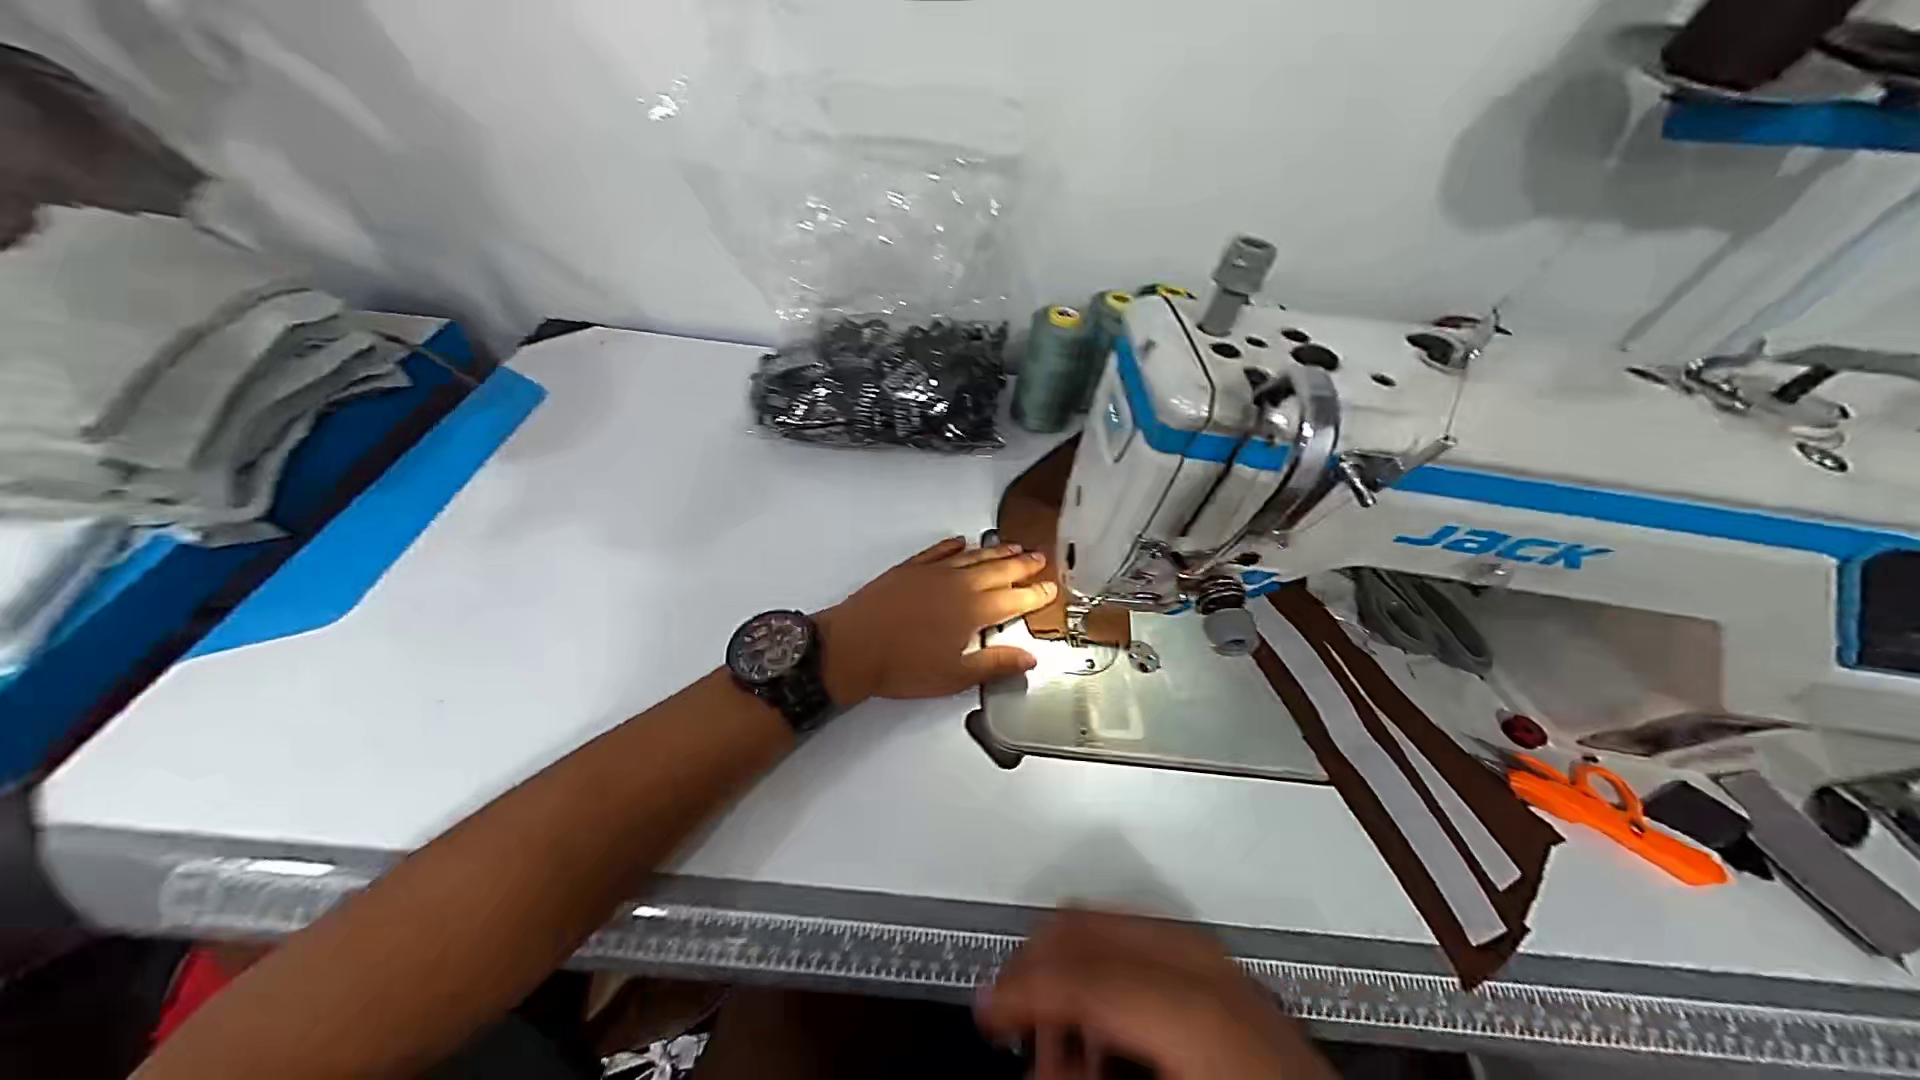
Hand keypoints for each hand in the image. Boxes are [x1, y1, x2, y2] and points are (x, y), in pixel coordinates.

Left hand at [816, 537, 1054, 706]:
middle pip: (998, 570)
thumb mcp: (954, 675)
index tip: (1049, 589)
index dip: (1035, 594)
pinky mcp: (909, 570)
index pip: (1014, 599)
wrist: (852, 648)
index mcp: (972, 611)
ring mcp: (932, 573)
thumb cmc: (900, 665)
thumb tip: (1027, 659)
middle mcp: (956, 586)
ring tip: (1013, 546)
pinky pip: (938, 551)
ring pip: (972, 557)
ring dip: (995, 551)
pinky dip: (952, 546)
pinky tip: (961, 542)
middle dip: (1022, 565)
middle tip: (1039, 558)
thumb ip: (994, 664)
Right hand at [976, 910, 1334, 1079]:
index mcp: (1190, 999)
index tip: (989, 1004)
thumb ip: (1089, 1067)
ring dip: (1068, 957)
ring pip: (1109, 920)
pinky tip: (1097, 1000)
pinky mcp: (1219, 961)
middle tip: (1009, 1002)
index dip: (1022, 985)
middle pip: (1087, 926)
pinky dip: (1103, 957)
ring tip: (1051, 1010)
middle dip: (1037, 961)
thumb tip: (1043, 1058)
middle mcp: (1201, 958)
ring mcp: (1214, 953)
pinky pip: (1140, 932)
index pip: (1079, 970)